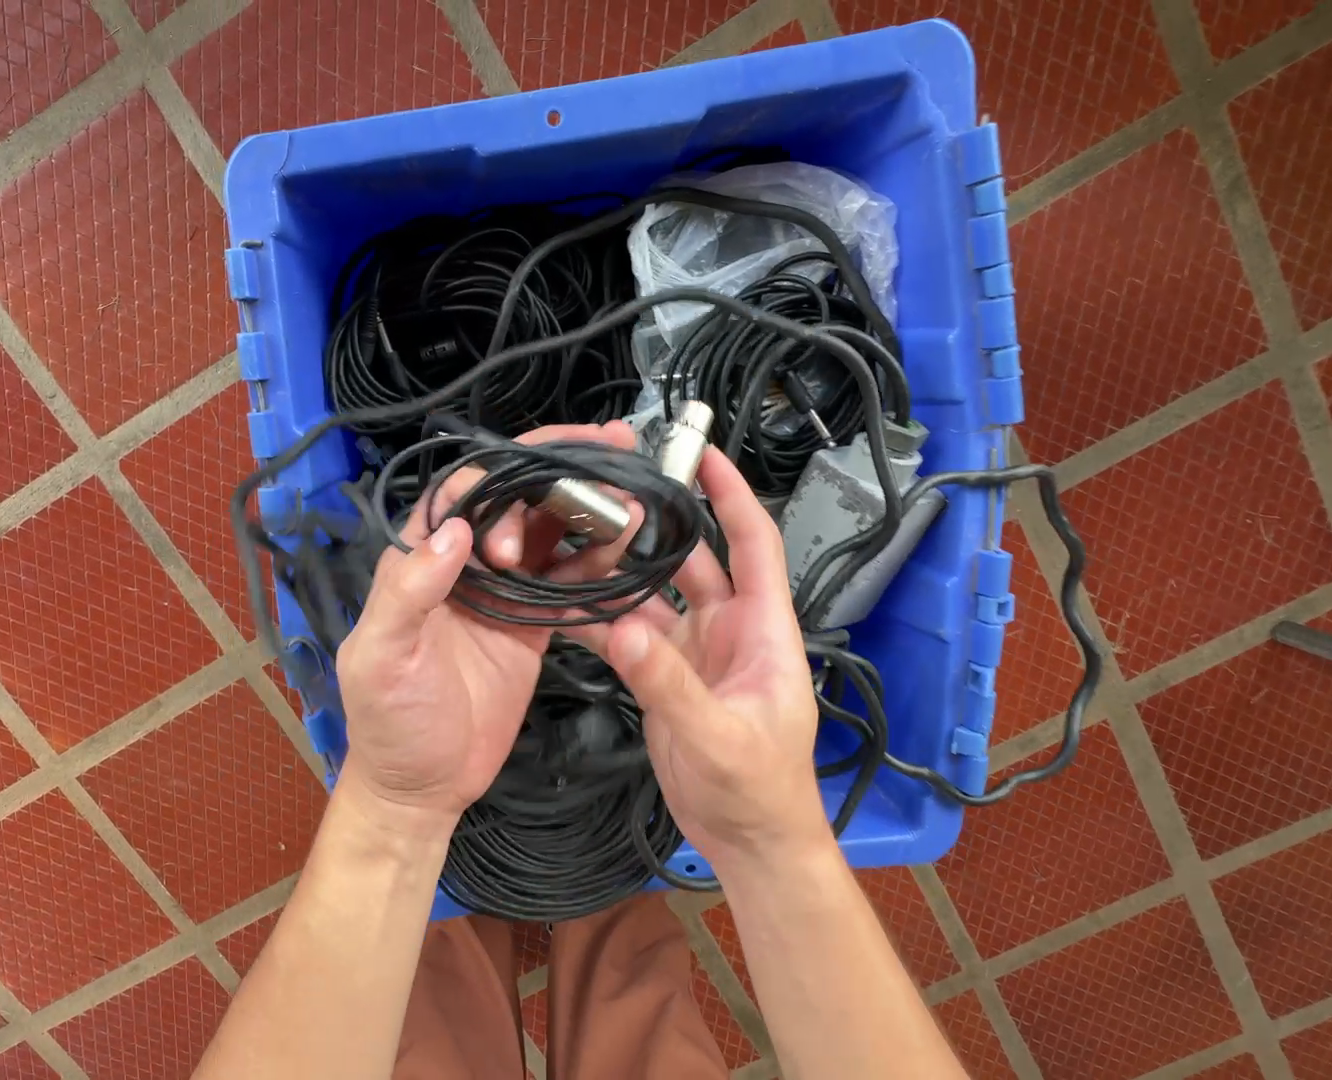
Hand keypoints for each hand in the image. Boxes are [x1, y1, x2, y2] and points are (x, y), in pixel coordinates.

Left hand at [334, 422, 638, 830]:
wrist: (423, 783)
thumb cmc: (388, 721)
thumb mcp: (380, 657)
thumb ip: (408, 592)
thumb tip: (457, 530)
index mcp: (421, 559)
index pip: (463, 494)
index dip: (500, 482)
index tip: (529, 509)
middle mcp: (465, 565)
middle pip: (516, 501)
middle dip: (561, 472)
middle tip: (613, 451)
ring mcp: (504, 592)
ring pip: (551, 536)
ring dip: (590, 512)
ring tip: (634, 500)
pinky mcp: (534, 624)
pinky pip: (568, 583)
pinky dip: (597, 565)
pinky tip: (627, 549)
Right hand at [574, 447, 827, 867]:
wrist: (746, 841)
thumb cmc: (758, 791)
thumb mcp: (718, 737)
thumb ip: (668, 684)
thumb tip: (621, 629)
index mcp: (763, 627)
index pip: (753, 542)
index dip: (732, 494)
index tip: (702, 453)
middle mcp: (728, 628)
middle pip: (690, 559)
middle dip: (656, 526)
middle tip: (608, 495)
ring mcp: (693, 650)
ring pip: (652, 595)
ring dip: (619, 574)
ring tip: (574, 546)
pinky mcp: (665, 675)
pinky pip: (630, 635)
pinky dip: (602, 622)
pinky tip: (568, 609)